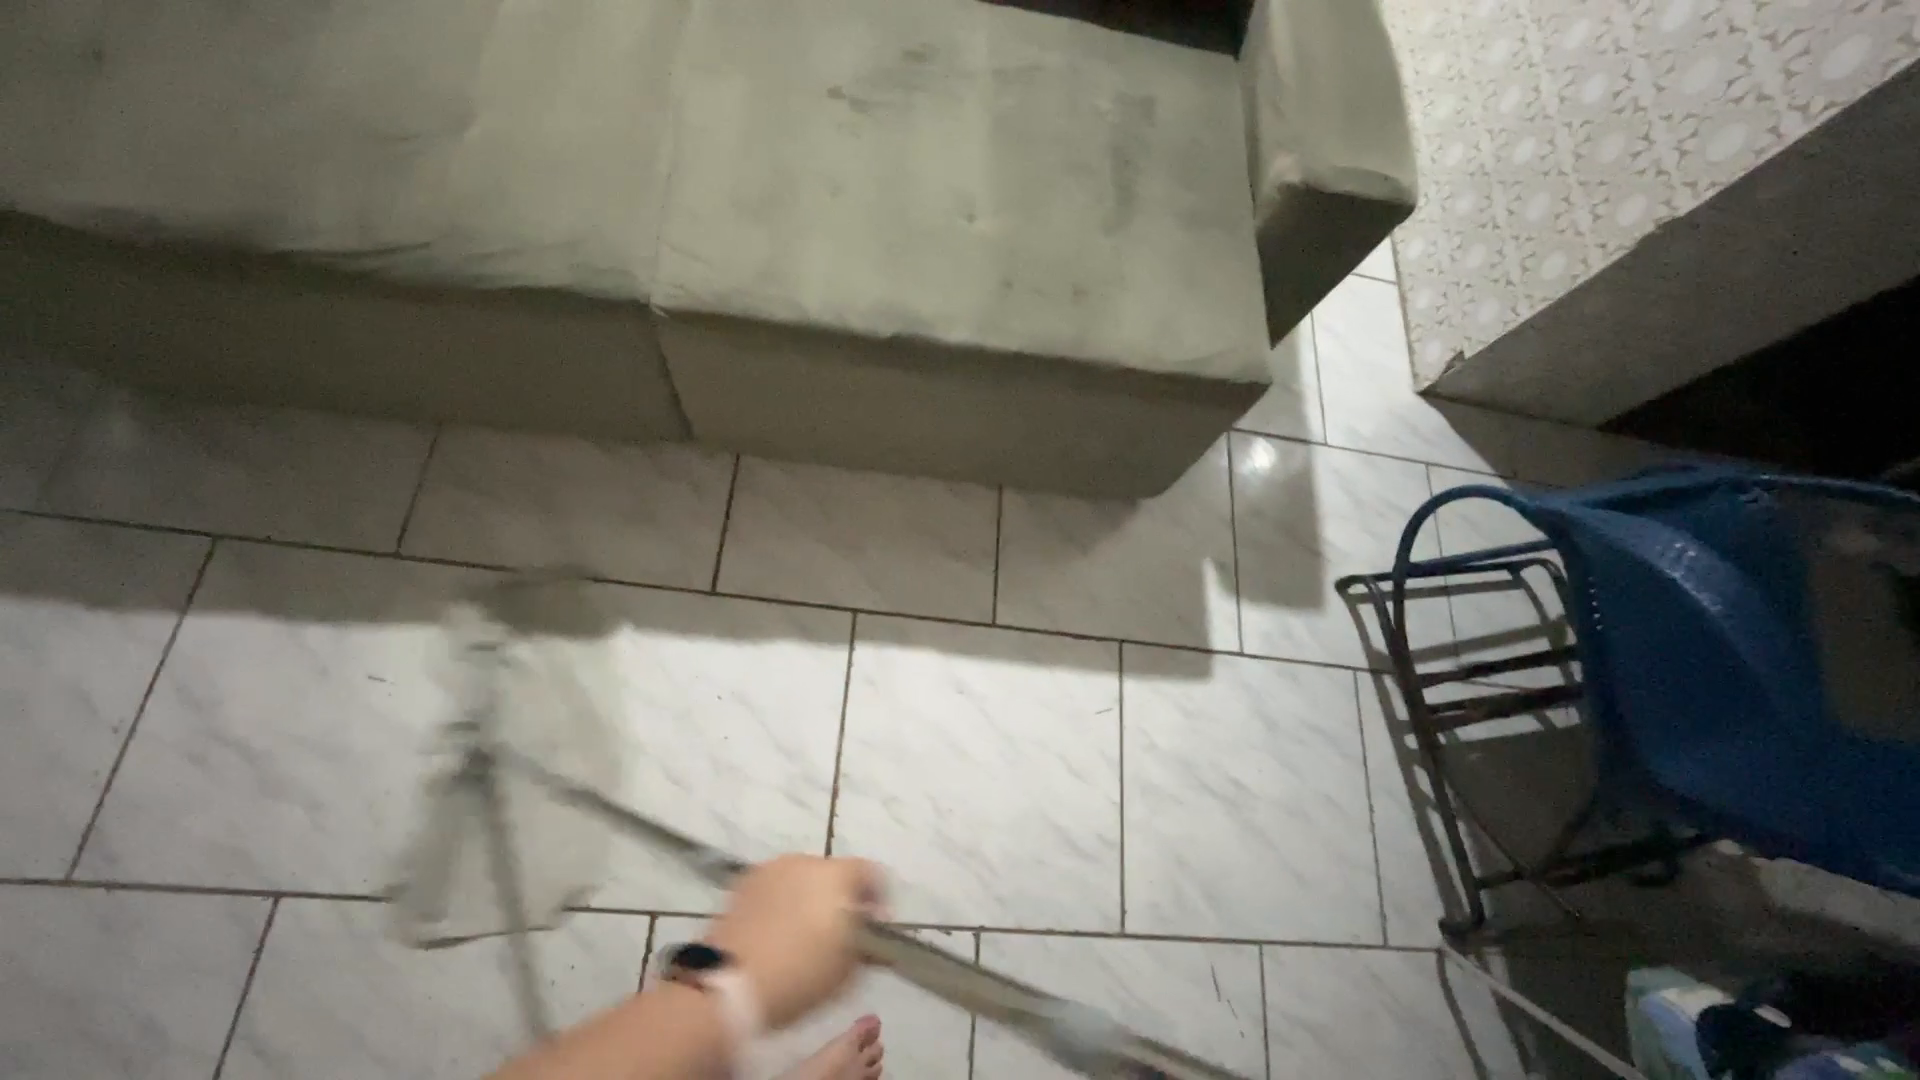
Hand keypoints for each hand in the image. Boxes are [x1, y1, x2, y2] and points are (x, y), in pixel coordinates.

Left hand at [705, 855, 884, 1028]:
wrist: (727, 984)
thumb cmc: (797, 976)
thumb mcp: (846, 972)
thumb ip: (868, 947)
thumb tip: (873, 938)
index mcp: (837, 875)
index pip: (872, 873)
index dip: (879, 897)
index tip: (877, 924)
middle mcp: (805, 861)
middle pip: (835, 874)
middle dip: (842, 898)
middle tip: (840, 931)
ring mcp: (771, 869)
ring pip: (803, 879)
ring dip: (810, 898)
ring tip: (805, 932)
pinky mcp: (744, 883)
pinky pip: (776, 888)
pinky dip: (783, 902)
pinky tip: (778, 930)